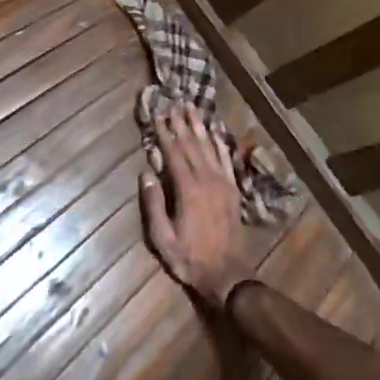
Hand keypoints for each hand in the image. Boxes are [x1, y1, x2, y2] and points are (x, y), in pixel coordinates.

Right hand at [140, 105, 254, 309]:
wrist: (227, 275)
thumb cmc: (190, 258)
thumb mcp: (163, 238)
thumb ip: (153, 205)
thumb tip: (146, 174)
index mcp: (188, 190)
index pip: (175, 153)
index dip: (166, 134)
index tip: (159, 116)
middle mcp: (206, 180)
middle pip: (192, 145)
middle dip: (182, 124)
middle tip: (175, 104)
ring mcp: (222, 183)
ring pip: (210, 147)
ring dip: (200, 127)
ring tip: (193, 109)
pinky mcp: (232, 189)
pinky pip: (226, 160)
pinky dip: (220, 143)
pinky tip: (215, 132)